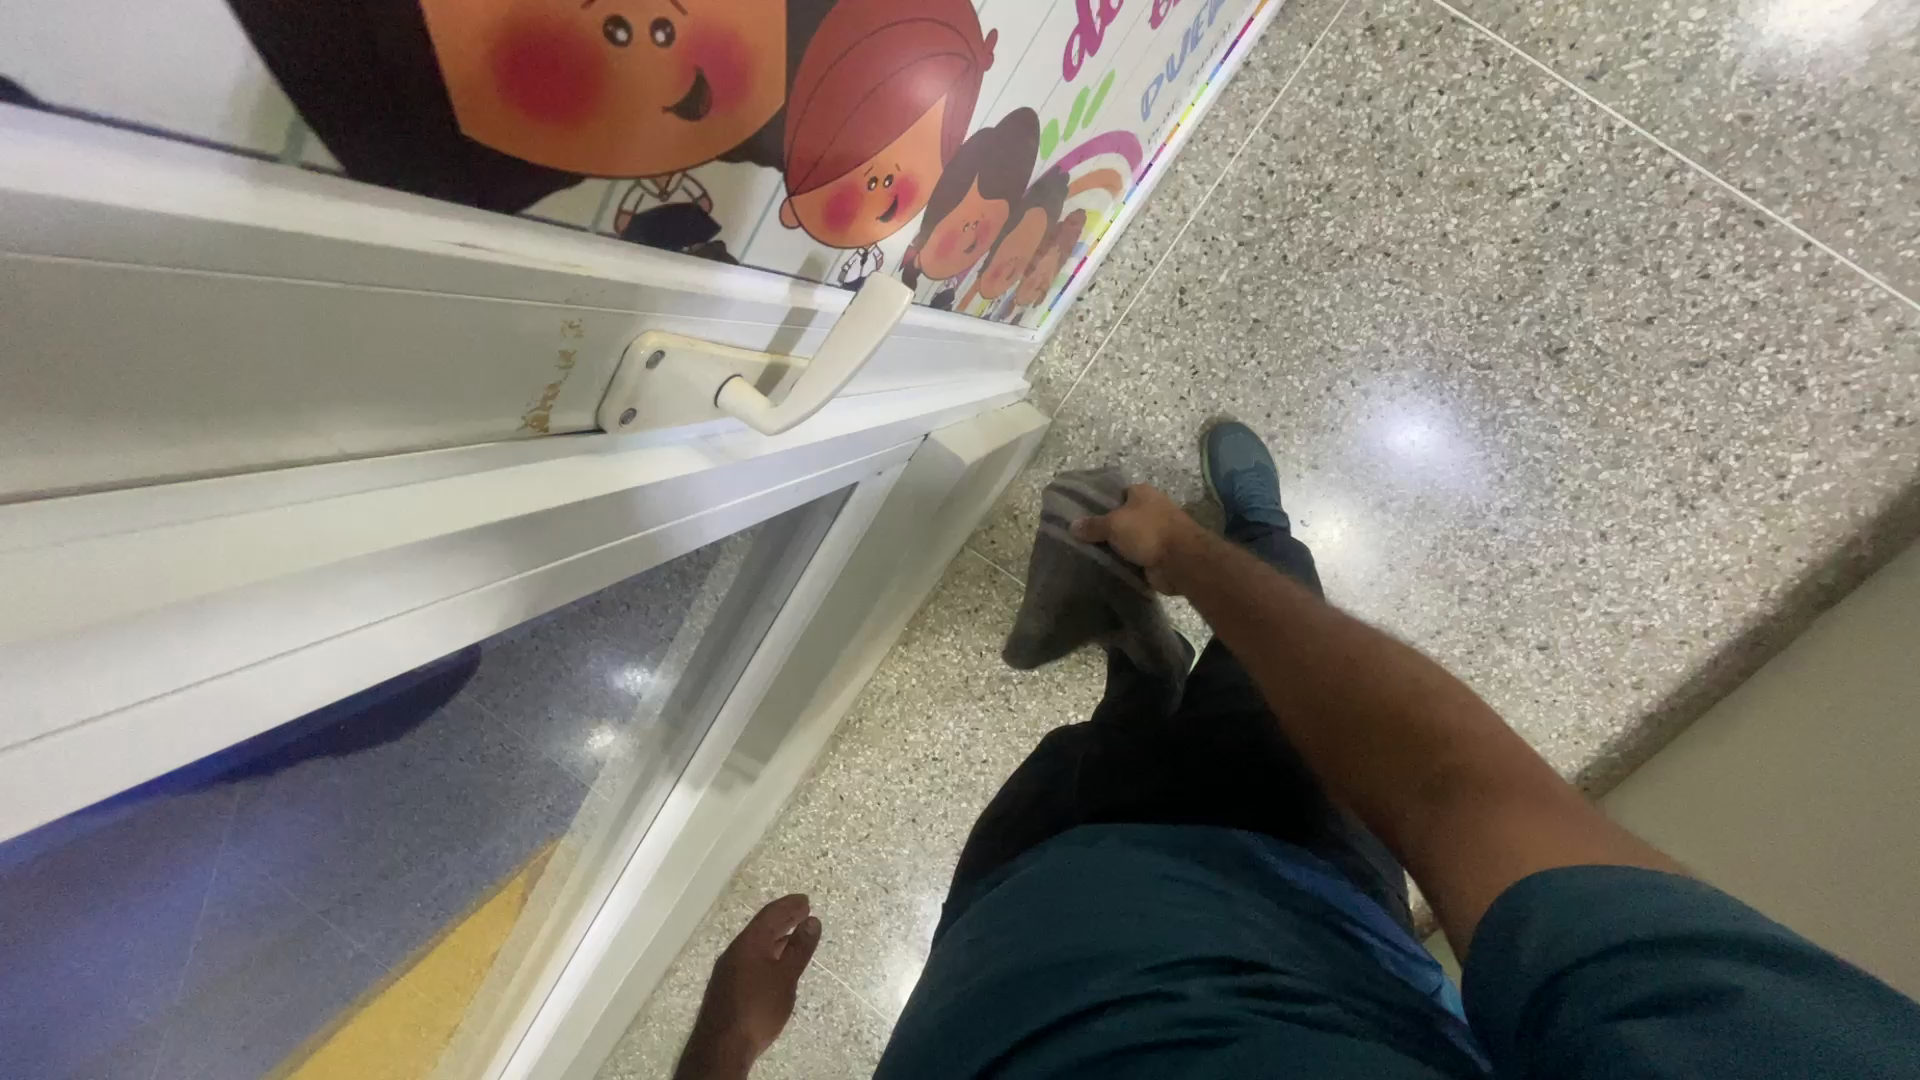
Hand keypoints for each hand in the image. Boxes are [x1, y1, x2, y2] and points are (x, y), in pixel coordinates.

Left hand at [675, 895, 821, 1078]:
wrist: (720, 1050)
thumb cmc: (757, 1009)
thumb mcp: (786, 977)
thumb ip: (799, 948)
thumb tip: (812, 921)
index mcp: (749, 942)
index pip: (770, 914)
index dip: (789, 905)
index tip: (806, 901)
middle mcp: (735, 951)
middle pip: (762, 927)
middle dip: (783, 918)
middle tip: (803, 913)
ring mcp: (727, 971)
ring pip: (755, 945)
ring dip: (776, 937)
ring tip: (794, 937)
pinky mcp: (726, 989)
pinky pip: (750, 959)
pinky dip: (767, 954)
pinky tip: (774, 967)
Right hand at [1070, 484, 1210, 594]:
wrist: (1180, 561)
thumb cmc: (1148, 532)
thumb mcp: (1114, 524)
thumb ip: (1093, 525)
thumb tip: (1072, 526)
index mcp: (1142, 493)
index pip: (1116, 493)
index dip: (1100, 502)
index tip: (1081, 514)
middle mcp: (1150, 509)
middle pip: (1121, 517)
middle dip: (1104, 528)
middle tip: (1080, 537)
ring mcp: (1155, 533)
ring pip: (1127, 539)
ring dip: (1114, 547)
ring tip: (1087, 553)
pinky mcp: (1156, 554)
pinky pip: (1133, 557)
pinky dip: (1123, 562)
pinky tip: (1104, 567)